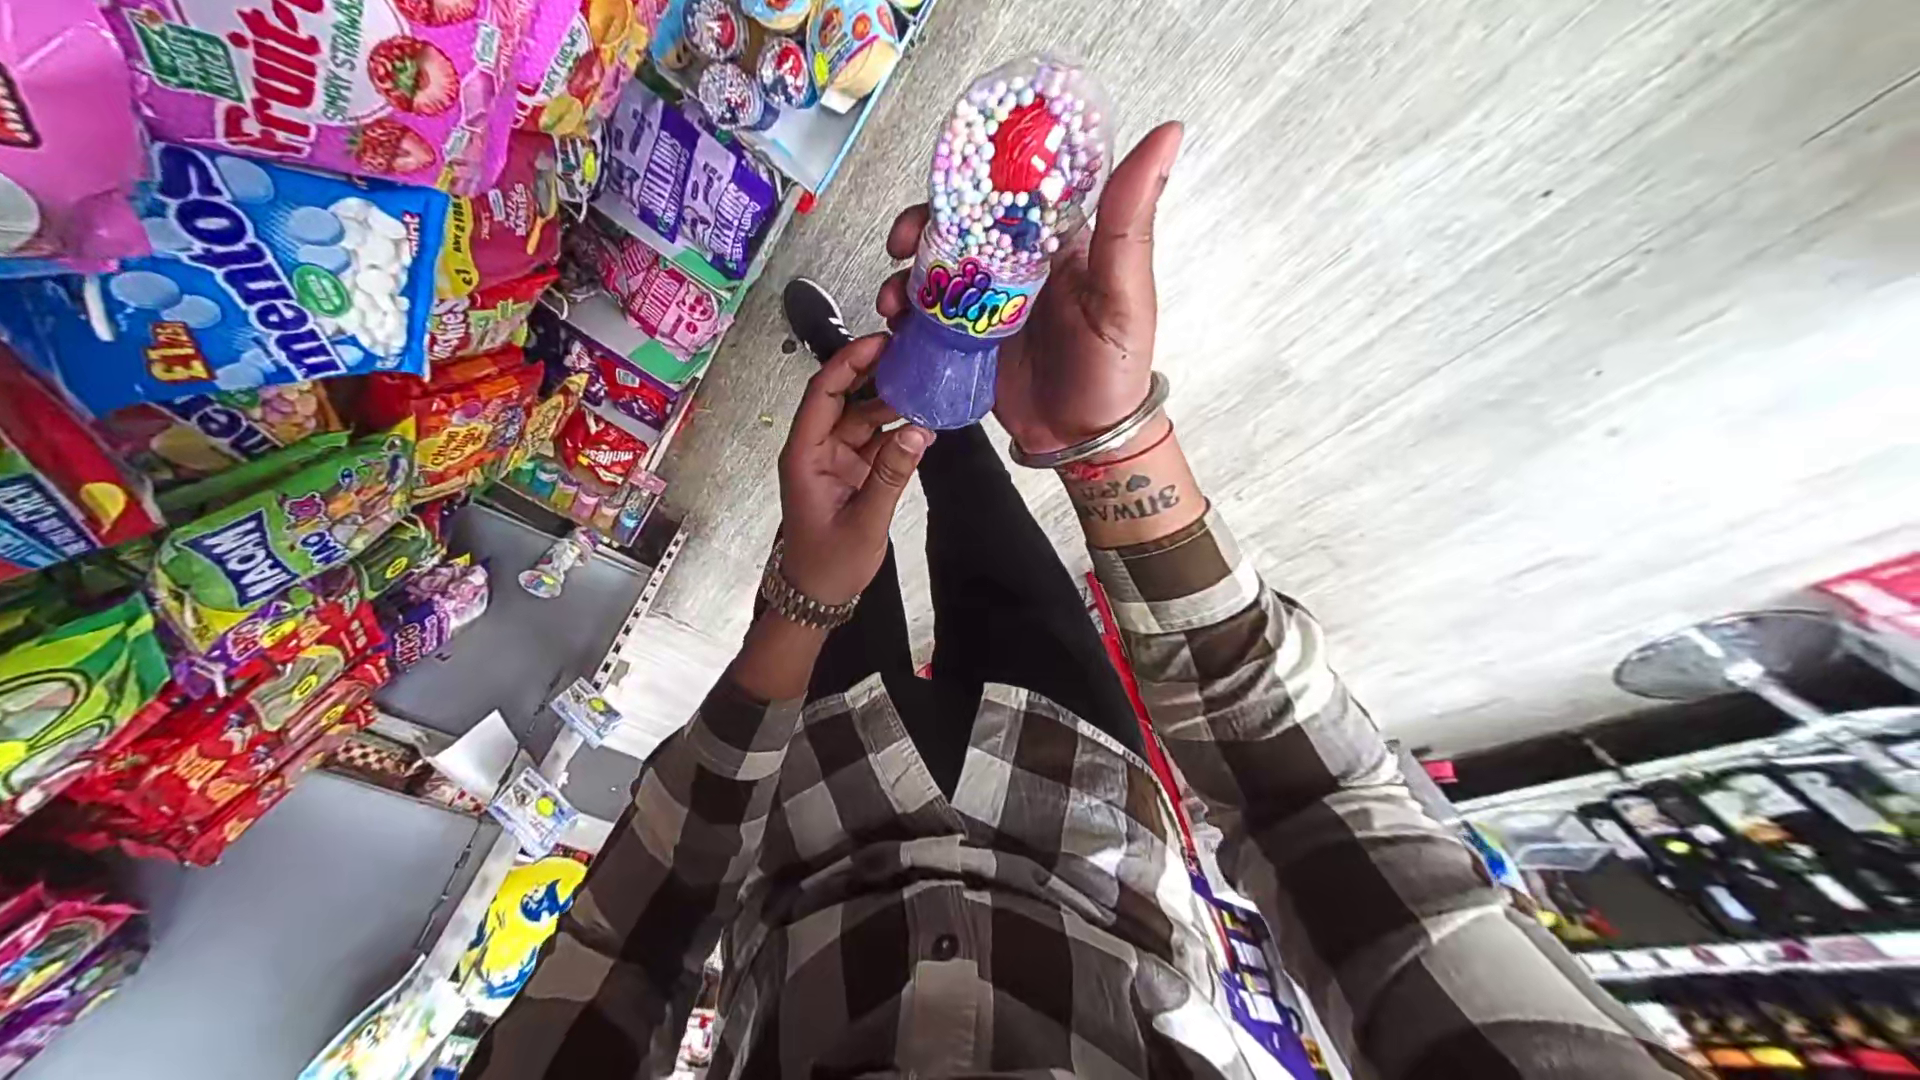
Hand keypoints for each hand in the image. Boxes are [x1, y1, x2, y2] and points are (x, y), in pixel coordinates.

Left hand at [776, 334, 933, 605]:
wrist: (818, 594)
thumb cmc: (828, 562)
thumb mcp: (864, 520)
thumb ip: (891, 475)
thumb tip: (919, 432)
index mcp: (805, 454)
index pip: (822, 393)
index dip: (849, 363)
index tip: (879, 343)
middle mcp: (818, 449)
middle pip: (843, 398)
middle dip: (872, 373)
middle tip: (907, 353)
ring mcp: (836, 460)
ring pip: (862, 417)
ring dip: (890, 402)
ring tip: (922, 383)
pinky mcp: (853, 472)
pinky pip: (875, 441)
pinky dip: (896, 431)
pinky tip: (921, 420)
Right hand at [876, 121, 1184, 453]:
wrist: (1082, 440)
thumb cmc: (1114, 372)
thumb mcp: (1125, 298)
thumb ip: (1129, 224)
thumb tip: (1164, 137)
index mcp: (1059, 244)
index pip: (1014, 190)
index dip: (975, 176)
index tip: (945, 179)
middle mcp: (1020, 268)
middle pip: (963, 226)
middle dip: (925, 227)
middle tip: (903, 241)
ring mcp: (991, 304)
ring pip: (940, 270)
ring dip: (909, 274)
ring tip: (895, 298)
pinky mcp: (970, 339)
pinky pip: (933, 316)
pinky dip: (909, 315)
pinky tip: (899, 324)